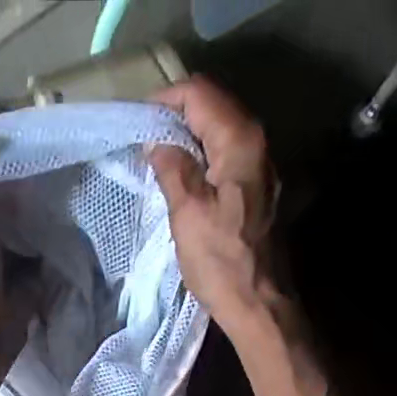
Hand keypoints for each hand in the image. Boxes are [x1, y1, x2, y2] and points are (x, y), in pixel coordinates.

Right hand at [148, 77, 280, 336]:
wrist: (258, 301)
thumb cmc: (221, 260)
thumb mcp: (187, 212)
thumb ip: (172, 168)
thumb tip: (157, 141)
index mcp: (239, 141)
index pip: (199, 93)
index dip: (164, 100)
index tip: (137, 122)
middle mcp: (257, 143)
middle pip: (212, 106)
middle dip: (175, 115)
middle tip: (142, 140)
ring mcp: (260, 166)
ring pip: (219, 131)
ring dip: (187, 137)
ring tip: (156, 159)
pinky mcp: (256, 189)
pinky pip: (225, 156)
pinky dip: (201, 157)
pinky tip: (181, 178)